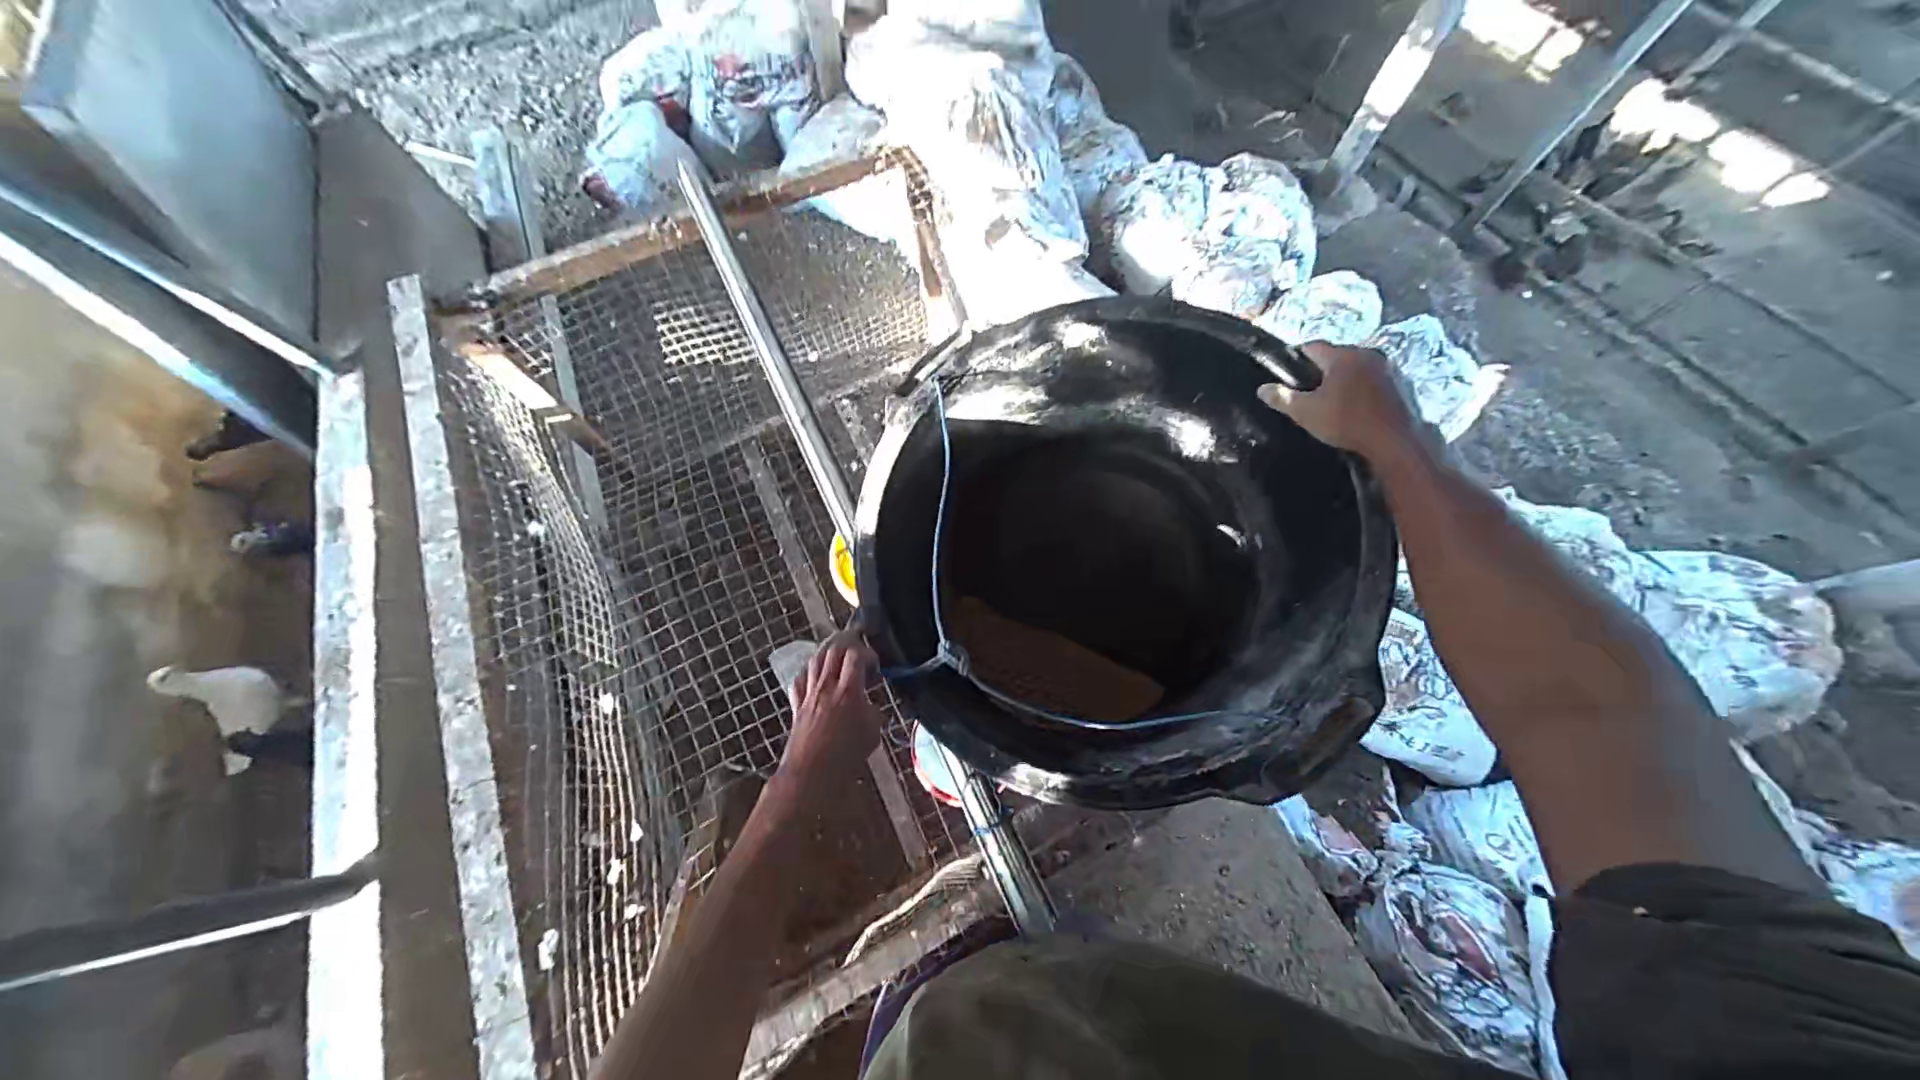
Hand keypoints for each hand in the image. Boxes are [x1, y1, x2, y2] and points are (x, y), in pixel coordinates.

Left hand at [779, 626, 882, 785]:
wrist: (810, 773)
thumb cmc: (845, 757)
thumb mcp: (872, 734)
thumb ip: (873, 713)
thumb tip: (869, 707)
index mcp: (848, 692)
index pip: (855, 656)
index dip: (867, 654)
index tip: (875, 664)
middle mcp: (826, 687)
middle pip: (833, 650)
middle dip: (848, 644)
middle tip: (858, 650)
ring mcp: (809, 695)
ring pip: (815, 660)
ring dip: (829, 653)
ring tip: (840, 658)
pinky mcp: (797, 705)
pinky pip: (801, 679)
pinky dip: (810, 672)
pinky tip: (817, 676)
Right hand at [1256, 342, 1431, 464]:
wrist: (1394, 441)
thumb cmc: (1345, 422)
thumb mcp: (1305, 412)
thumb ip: (1282, 398)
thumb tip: (1262, 389)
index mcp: (1342, 356)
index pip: (1313, 346)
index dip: (1297, 358)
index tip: (1289, 374)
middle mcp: (1367, 353)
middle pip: (1337, 355)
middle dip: (1323, 369)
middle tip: (1310, 390)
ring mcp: (1388, 367)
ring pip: (1358, 367)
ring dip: (1346, 378)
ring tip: (1335, 400)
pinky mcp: (1402, 382)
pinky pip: (1375, 379)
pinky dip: (1364, 388)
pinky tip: (1358, 406)